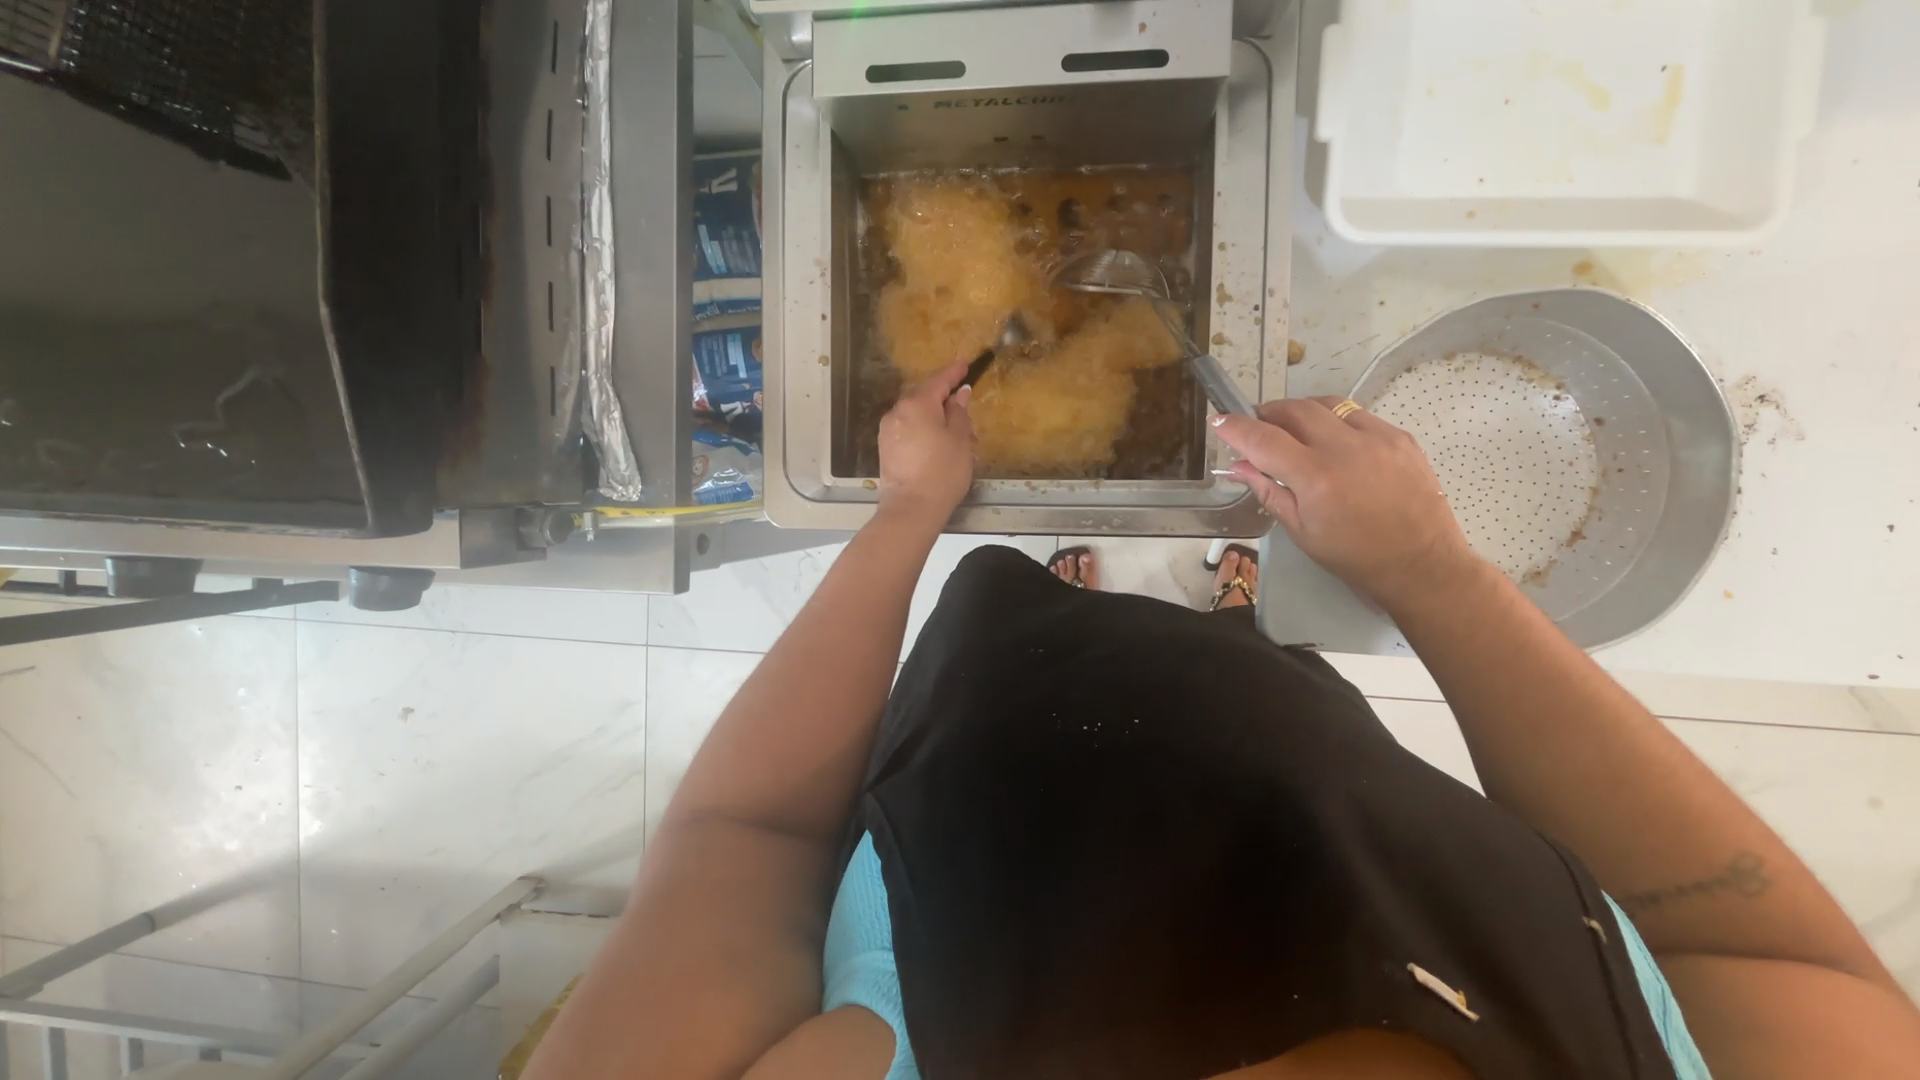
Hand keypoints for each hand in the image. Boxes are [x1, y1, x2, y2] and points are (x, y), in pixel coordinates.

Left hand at [877, 358, 975, 526]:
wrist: (912, 509)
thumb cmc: (942, 472)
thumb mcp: (960, 440)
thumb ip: (959, 412)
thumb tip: (959, 395)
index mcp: (917, 404)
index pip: (938, 380)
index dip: (953, 372)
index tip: (965, 364)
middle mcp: (897, 412)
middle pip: (924, 398)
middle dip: (945, 401)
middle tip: (966, 411)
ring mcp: (888, 430)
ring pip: (916, 416)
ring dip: (935, 419)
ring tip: (957, 436)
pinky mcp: (886, 448)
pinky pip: (908, 429)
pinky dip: (924, 431)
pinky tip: (938, 445)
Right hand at [1209, 396, 1480, 608]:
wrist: (1422, 563)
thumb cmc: (1354, 556)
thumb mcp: (1301, 531)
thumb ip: (1268, 491)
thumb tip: (1237, 466)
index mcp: (1315, 478)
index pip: (1263, 439)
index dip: (1235, 427)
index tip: (1218, 421)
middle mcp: (1345, 449)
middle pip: (1294, 410)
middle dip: (1267, 413)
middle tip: (1256, 426)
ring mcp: (1377, 438)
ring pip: (1327, 405)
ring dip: (1301, 412)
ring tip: (1292, 429)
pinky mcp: (1400, 437)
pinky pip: (1357, 416)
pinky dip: (1334, 422)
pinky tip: (1332, 442)